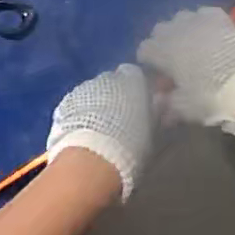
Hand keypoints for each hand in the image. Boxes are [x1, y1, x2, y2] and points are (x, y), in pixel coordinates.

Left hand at [46, 65, 155, 201]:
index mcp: (131, 82)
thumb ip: (162, 117)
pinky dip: (87, 111)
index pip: (141, 74)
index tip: (159, 96)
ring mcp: (81, 90)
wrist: (89, 161)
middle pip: (116, 81)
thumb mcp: (155, 135)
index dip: (150, 84)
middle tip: (132, 112)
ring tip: (109, 123)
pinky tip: (90, 128)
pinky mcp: (64, 104)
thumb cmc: (130, 147)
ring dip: (104, 101)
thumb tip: (169, 109)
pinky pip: (80, 103)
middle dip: (125, 93)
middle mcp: (104, 79)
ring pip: (96, 91)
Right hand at [137, 8, 234, 140]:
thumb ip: (167, 103)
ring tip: (193, 43)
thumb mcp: (184, 107)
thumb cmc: (210, 97)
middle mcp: (174, 31)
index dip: (149, 62)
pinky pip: (206, 13)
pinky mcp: (220, 19)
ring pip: (181, 18)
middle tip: (175, 59)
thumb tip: (158, 104)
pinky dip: (206, 21)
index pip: (143, 50)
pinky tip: (212, 32)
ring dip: (183, 29)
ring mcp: (197, 22)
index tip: (157, 73)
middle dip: (163, 42)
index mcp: (160, 51)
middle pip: (159, 30)